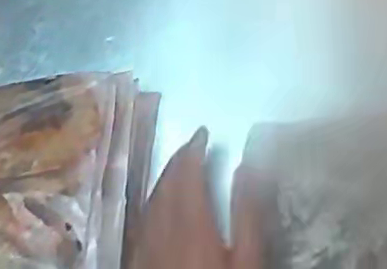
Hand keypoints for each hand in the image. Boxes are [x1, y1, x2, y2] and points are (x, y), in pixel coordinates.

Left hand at [131, 128, 264, 268]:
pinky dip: (153, 205)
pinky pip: (142, 225)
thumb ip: (246, 210)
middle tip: (192, 145)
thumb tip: (246, 163)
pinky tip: (159, 208)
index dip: (193, 148)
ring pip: (150, 204)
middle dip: (178, 160)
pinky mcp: (138, 268)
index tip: (203, 132)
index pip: (187, 174)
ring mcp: (146, 252)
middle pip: (166, 185)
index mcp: (192, 223)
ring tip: (177, 169)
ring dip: (164, 179)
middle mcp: (162, 232)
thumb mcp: (247, 259)